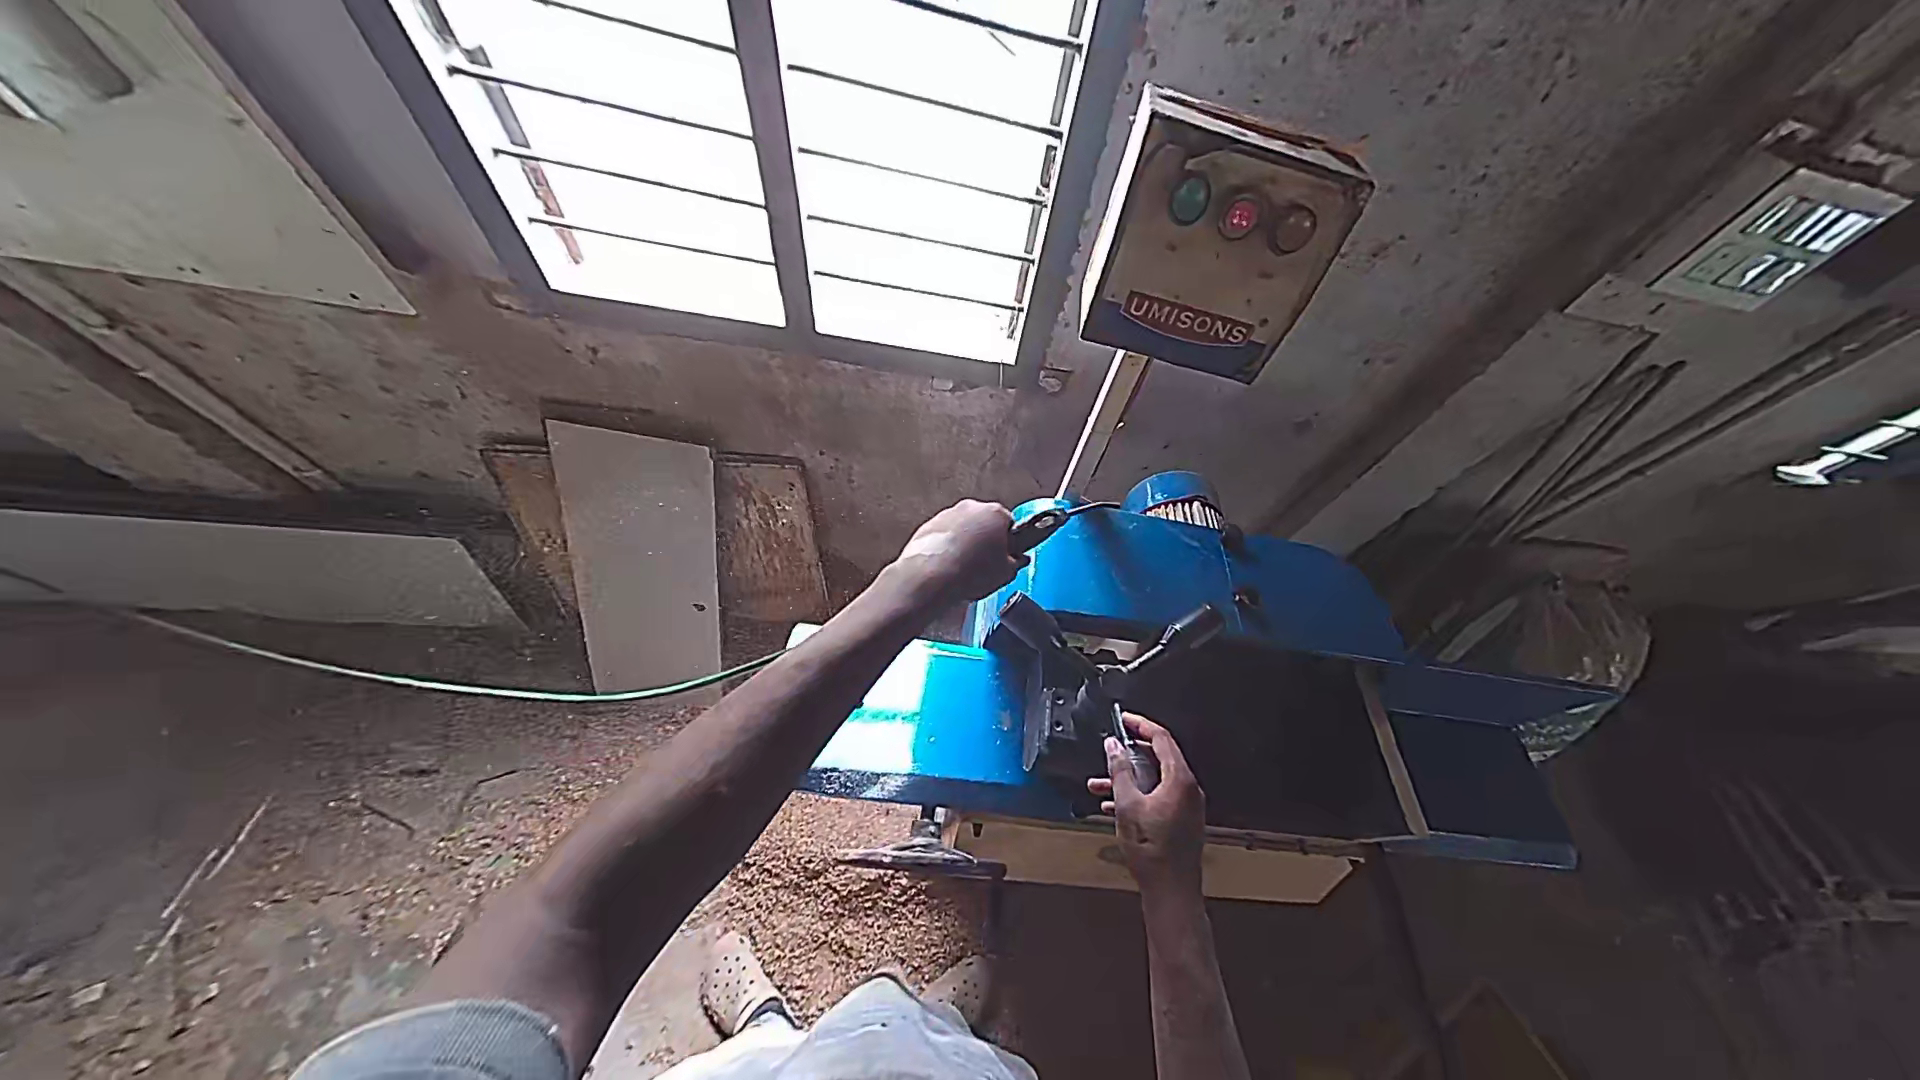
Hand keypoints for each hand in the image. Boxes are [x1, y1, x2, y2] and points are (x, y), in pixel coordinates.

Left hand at [890, 499, 1024, 604]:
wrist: (932, 578)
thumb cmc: (969, 571)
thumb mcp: (1006, 573)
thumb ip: (1015, 562)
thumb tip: (1014, 561)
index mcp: (995, 513)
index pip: (1008, 522)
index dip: (1007, 540)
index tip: (1005, 554)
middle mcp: (970, 508)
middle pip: (983, 521)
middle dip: (985, 538)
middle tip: (985, 562)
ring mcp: (946, 515)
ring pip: (961, 527)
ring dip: (964, 542)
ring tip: (963, 568)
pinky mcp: (927, 526)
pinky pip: (942, 536)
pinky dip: (945, 547)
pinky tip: (946, 567)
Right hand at [1088, 714, 1204, 893]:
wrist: (1171, 891)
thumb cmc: (1152, 851)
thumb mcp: (1127, 805)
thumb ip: (1119, 771)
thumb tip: (1113, 745)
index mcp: (1179, 781)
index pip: (1162, 738)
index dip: (1140, 725)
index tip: (1123, 719)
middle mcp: (1188, 790)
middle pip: (1158, 758)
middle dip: (1129, 754)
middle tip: (1110, 751)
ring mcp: (1187, 806)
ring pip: (1154, 779)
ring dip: (1128, 778)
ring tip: (1100, 784)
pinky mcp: (1182, 820)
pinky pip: (1158, 796)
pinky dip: (1137, 794)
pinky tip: (1113, 805)